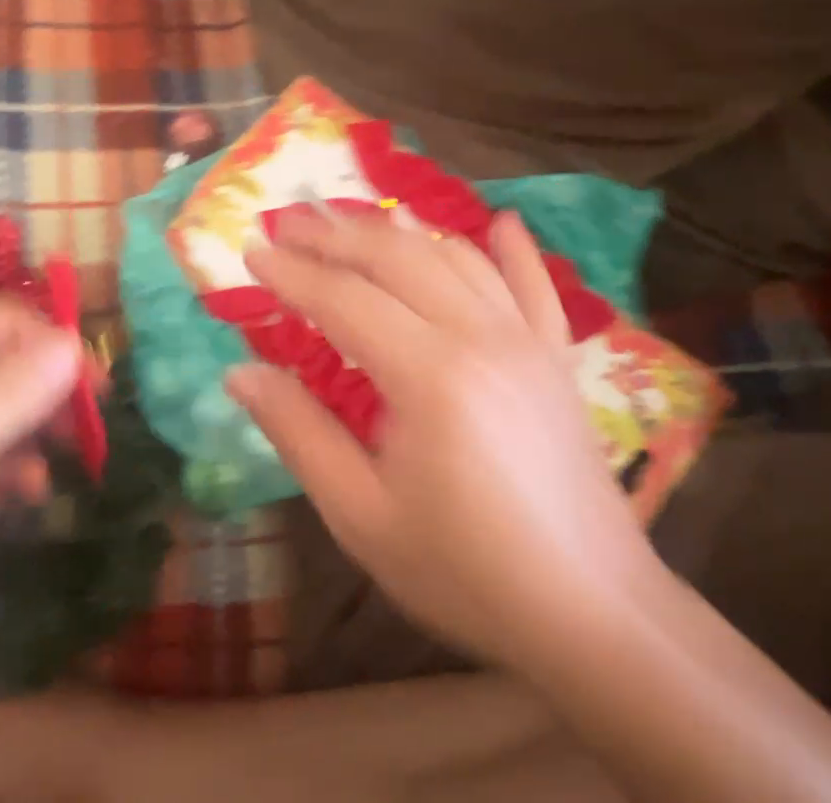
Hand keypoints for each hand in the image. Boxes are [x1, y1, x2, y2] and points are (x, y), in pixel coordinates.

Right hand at [229, 212, 654, 660]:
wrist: (591, 612)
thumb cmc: (464, 571)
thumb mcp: (361, 515)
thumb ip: (299, 433)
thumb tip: (240, 375)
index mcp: (429, 376)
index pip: (344, 300)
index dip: (292, 273)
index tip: (250, 251)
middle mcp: (482, 338)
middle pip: (399, 259)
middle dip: (336, 234)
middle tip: (286, 220)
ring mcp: (528, 343)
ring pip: (458, 260)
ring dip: (399, 233)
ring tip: (353, 219)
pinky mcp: (557, 361)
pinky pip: (533, 287)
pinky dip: (512, 251)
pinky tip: (498, 221)